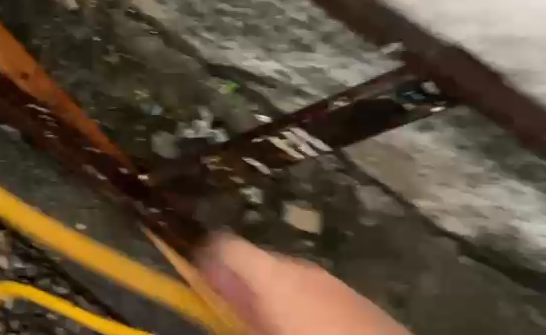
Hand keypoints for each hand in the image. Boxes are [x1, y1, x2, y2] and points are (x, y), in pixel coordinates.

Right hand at [199, 235, 407, 334]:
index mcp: (270, 270)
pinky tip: (320, 330)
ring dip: (281, 294)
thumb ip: (234, 303)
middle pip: (258, 260)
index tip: (201, 278)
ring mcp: (338, 283)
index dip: (208, 257)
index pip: (222, 243)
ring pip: (293, 278)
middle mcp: (300, 266)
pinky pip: (324, 294)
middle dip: (247, 281)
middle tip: (243, 310)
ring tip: (283, 323)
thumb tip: (209, 282)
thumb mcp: (260, 327)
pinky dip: (313, 307)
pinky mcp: (368, 304)